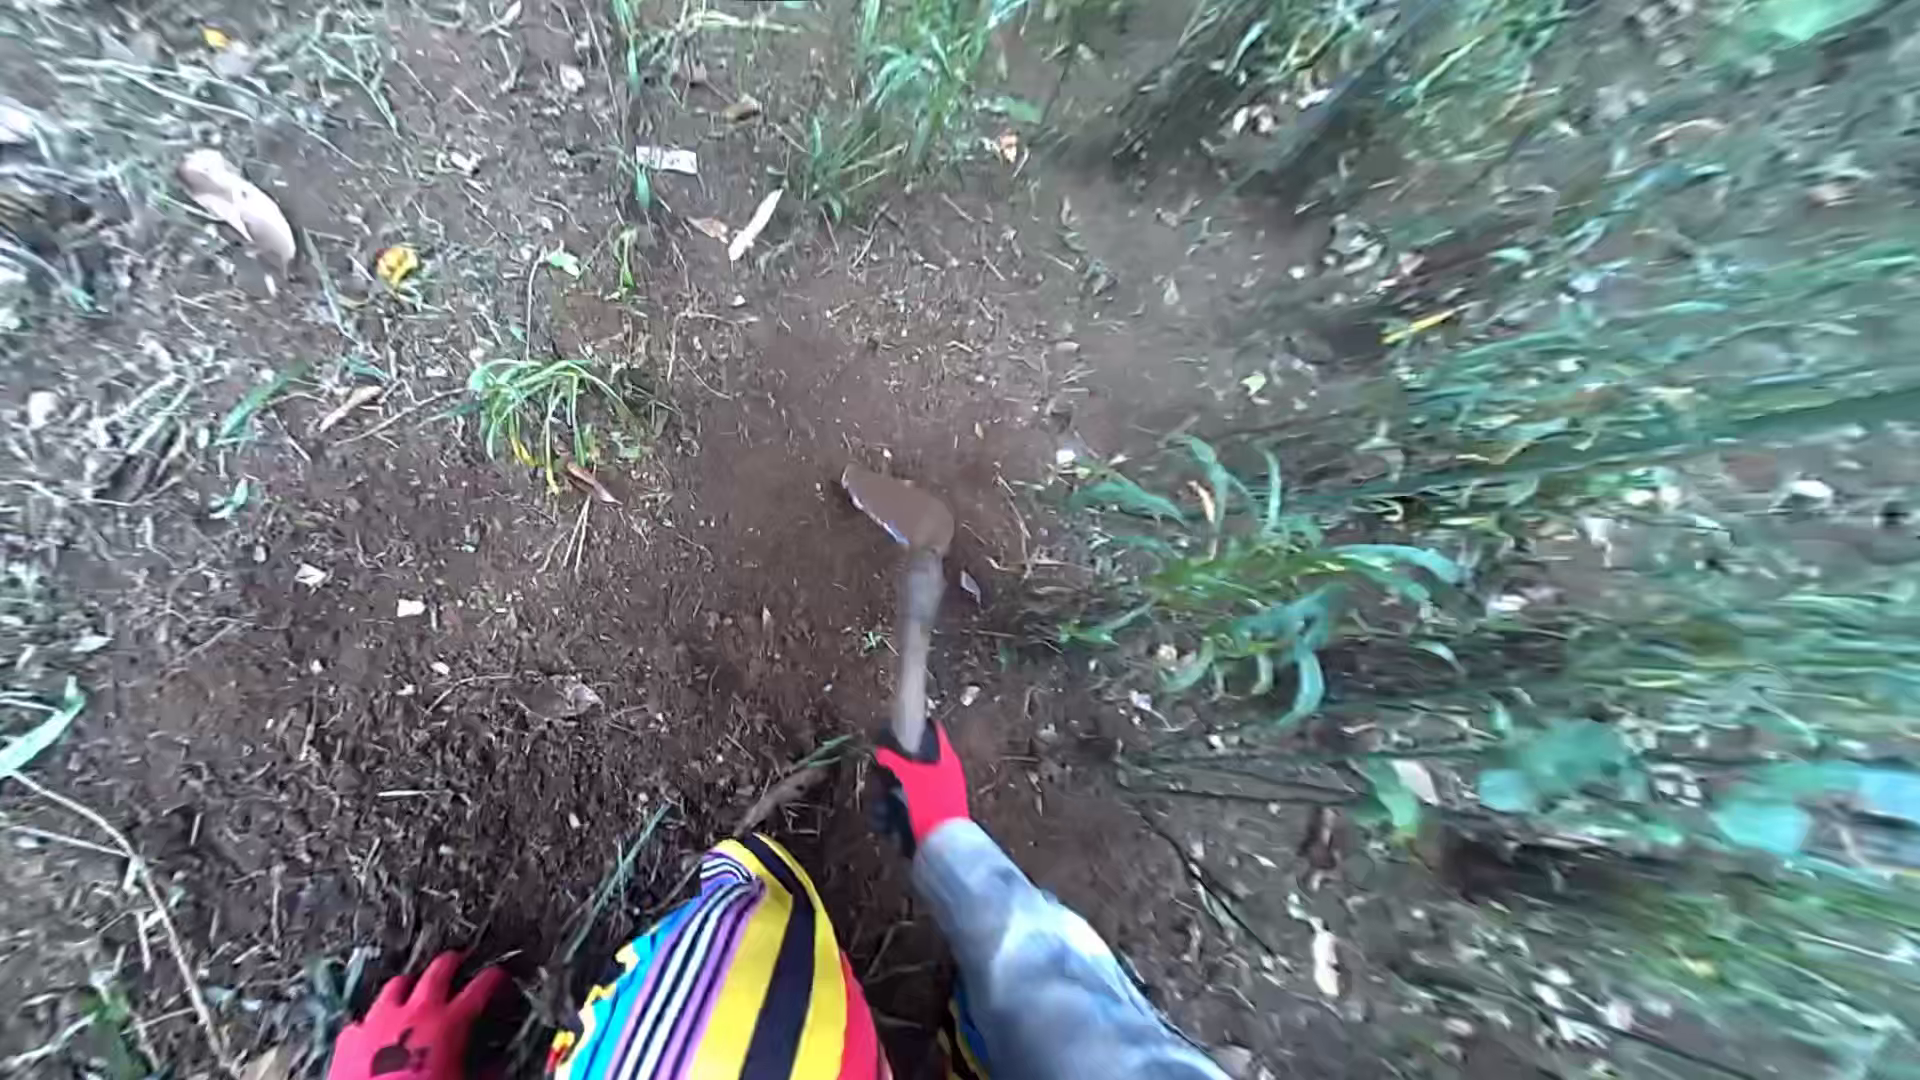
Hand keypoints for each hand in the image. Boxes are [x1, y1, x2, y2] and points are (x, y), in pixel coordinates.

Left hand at [326, 952, 506, 1079]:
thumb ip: (484, 1072)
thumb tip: (498, 1068)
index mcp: (451, 1022)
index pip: (483, 984)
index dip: (495, 977)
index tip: (498, 978)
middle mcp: (418, 1013)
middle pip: (440, 968)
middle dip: (452, 961)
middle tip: (457, 963)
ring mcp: (380, 1023)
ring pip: (397, 985)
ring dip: (408, 986)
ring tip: (412, 992)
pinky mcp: (348, 1042)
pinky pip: (359, 1023)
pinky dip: (368, 1025)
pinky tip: (371, 1036)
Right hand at [873, 719, 968, 854]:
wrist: (943, 851)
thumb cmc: (932, 806)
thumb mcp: (910, 776)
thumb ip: (893, 758)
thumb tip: (881, 749)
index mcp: (943, 758)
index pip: (928, 732)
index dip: (907, 731)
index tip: (887, 737)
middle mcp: (937, 775)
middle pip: (903, 763)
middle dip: (884, 779)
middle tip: (880, 788)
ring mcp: (928, 798)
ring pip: (896, 789)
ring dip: (883, 803)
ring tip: (885, 815)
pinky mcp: (919, 818)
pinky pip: (897, 811)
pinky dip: (889, 819)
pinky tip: (889, 827)